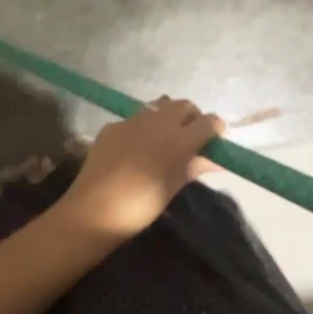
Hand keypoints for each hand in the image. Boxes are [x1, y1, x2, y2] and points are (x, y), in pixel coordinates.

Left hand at [56, 97, 222, 239]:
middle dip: (191, 117)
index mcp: (180, 139)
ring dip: (166, 116)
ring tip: (163, 138)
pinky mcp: (113, 126)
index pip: (209, 122)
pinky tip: (134, 148)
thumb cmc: (142, 205)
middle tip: (188, 137)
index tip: (213, 141)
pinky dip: (141, 128)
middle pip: (183, 105)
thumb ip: (194, 167)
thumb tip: (215, 160)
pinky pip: (134, 119)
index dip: (214, 129)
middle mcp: (159, 122)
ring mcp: (133, 120)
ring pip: (158, 105)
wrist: (97, 208)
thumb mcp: (173, 186)